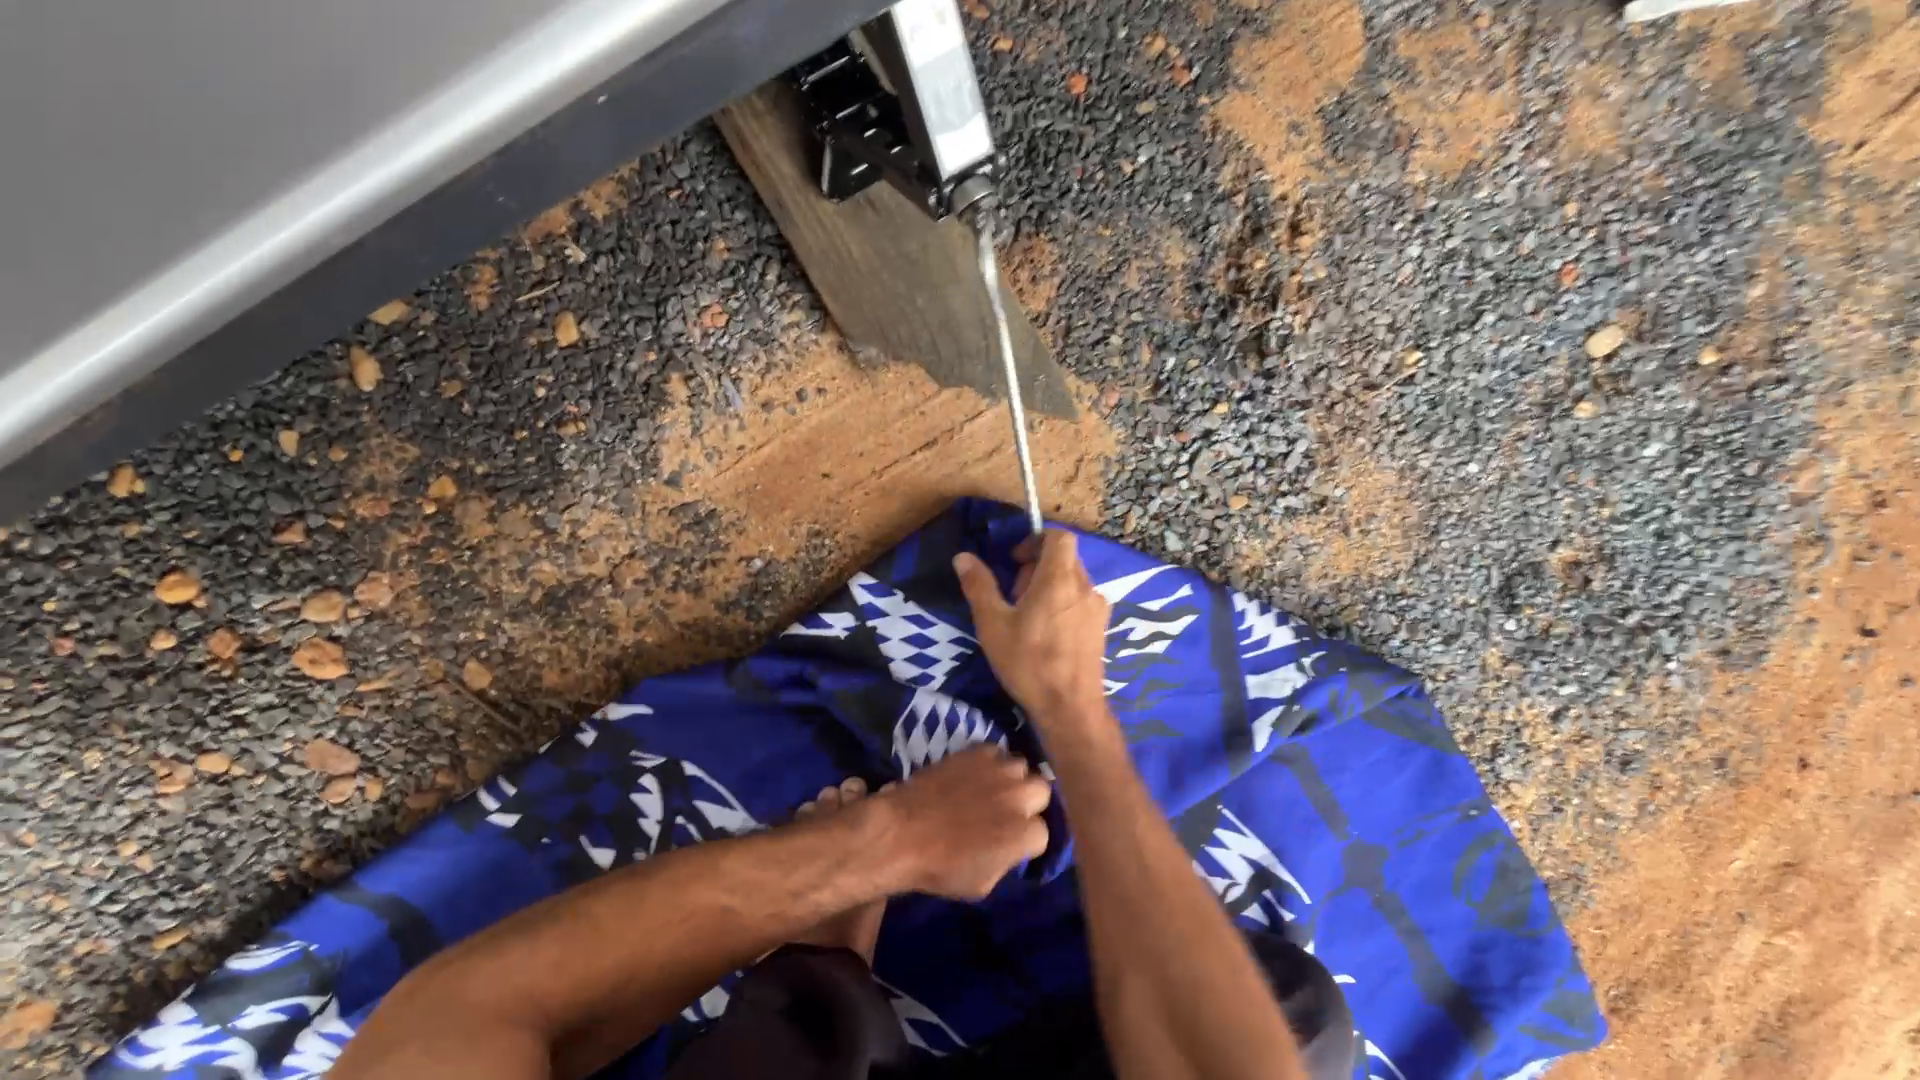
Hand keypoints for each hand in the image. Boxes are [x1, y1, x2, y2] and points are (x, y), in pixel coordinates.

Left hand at [873, 745, 1051, 900]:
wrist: (901, 833)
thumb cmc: (940, 868)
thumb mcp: (982, 884)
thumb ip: (1006, 861)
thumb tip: (1008, 848)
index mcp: (1025, 833)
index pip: (1042, 833)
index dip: (1026, 841)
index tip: (1011, 845)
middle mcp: (1019, 796)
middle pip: (1041, 790)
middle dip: (1029, 801)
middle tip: (1008, 812)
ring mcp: (998, 770)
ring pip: (1020, 766)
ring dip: (1011, 778)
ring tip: (993, 788)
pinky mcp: (975, 752)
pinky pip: (994, 751)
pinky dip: (989, 762)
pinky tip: (975, 773)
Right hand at [953, 529, 1111, 719]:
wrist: (1070, 707)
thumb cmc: (1028, 663)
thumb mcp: (993, 625)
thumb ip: (979, 586)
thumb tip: (963, 557)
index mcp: (1059, 578)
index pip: (1058, 536)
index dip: (1035, 540)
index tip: (1015, 561)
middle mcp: (1085, 586)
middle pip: (1064, 557)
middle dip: (1038, 566)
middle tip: (1015, 594)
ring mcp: (1097, 608)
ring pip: (1073, 580)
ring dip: (1050, 586)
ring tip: (1029, 617)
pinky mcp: (1101, 628)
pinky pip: (1081, 600)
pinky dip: (1064, 603)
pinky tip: (1048, 633)